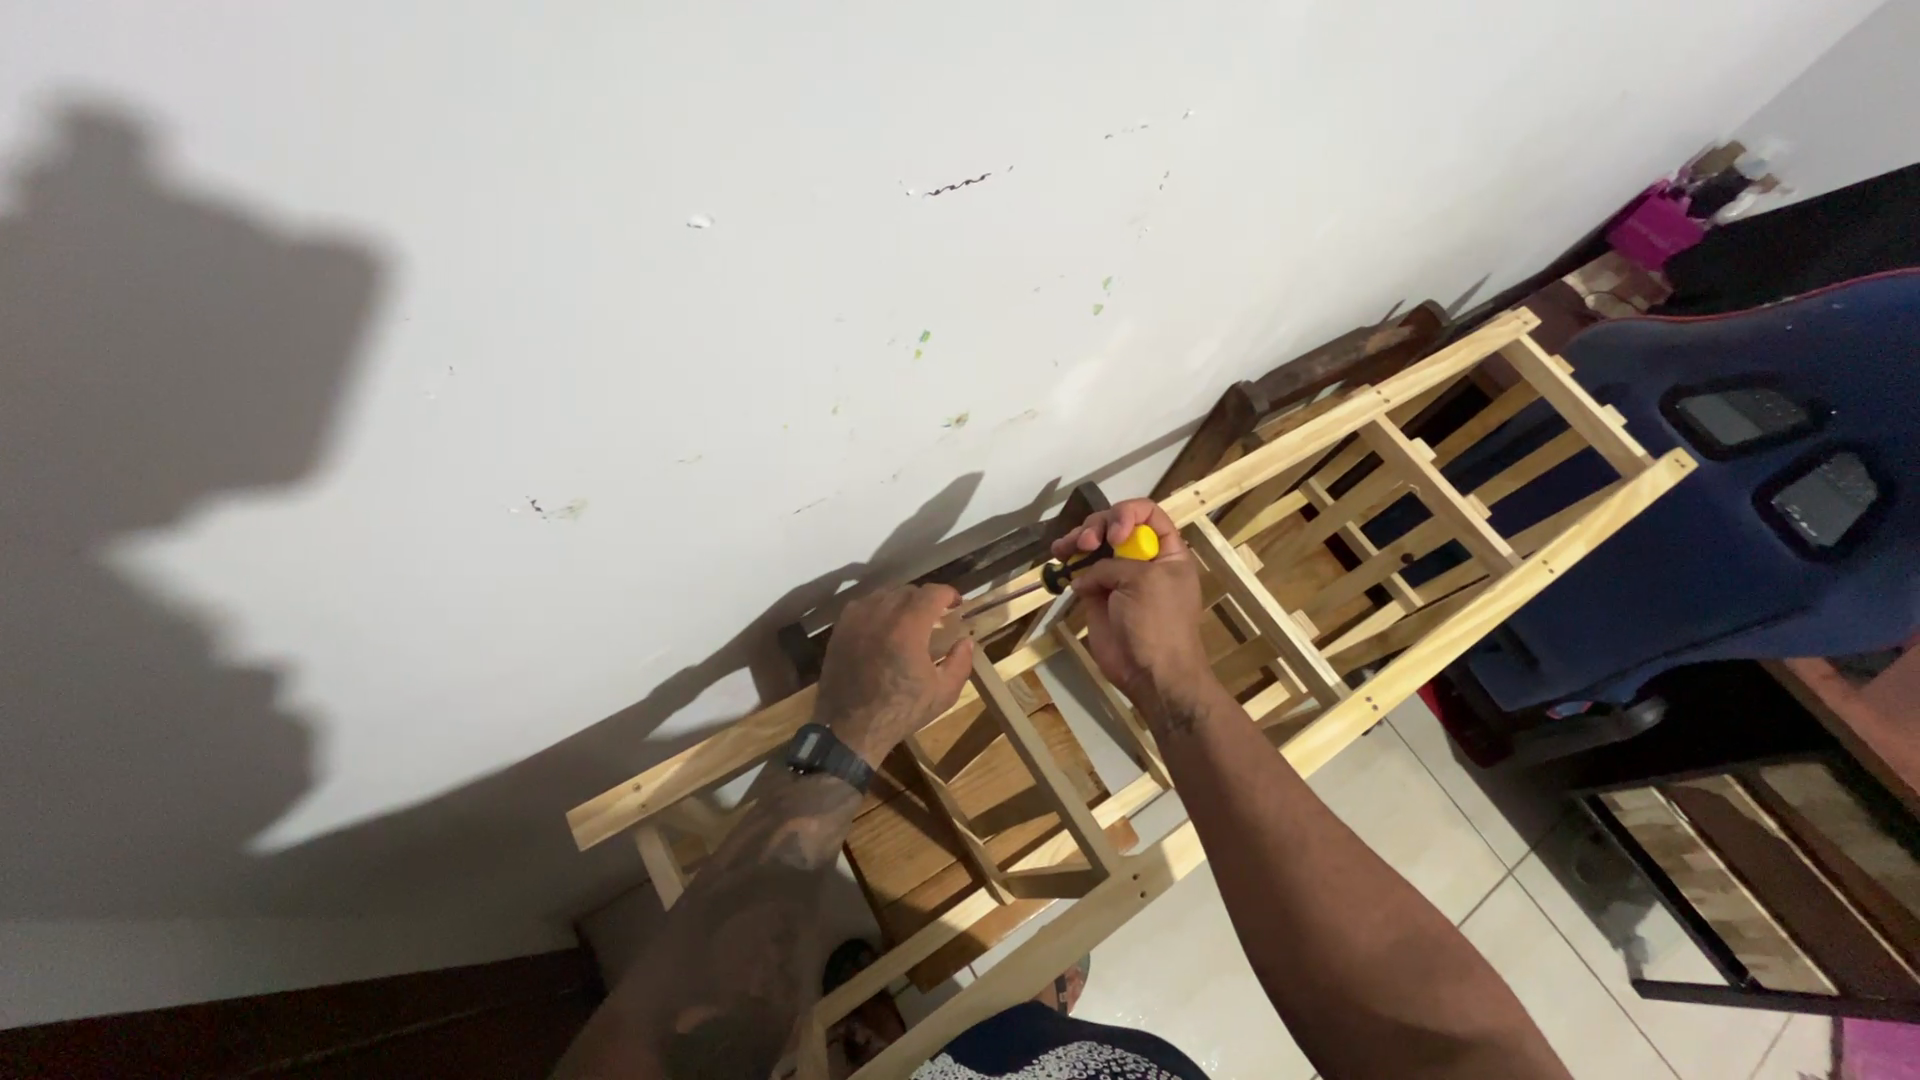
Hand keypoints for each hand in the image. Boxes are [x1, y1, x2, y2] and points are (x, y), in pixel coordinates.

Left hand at [814, 584, 975, 766]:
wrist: (850, 728)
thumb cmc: (899, 712)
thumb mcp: (942, 694)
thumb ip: (960, 663)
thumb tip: (966, 642)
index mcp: (908, 628)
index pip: (932, 593)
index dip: (948, 594)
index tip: (955, 604)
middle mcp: (880, 615)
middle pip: (908, 591)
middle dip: (925, 599)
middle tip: (935, 617)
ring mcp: (857, 620)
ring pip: (884, 594)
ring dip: (901, 602)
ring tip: (908, 620)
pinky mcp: (840, 629)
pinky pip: (863, 605)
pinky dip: (878, 609)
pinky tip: (883, 626)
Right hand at [1050, 498, 1210, 702]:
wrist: (1150, 673)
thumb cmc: (1158, 623)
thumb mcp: (1145, 581)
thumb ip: (1113, 564)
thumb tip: (1085, 575)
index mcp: (1167, 552)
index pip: (1147, 513)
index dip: (1127, 514)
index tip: (1115, 535)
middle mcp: (1142, 559)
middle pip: (1115, 524)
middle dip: (1097, 527)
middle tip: (1086, 543)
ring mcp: (1118, 578)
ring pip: (1094, 545)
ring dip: (1077, 540)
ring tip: (1064, 548)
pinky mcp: (1097, 596)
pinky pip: (1080, 570)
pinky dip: (1068, 563)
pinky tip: (1059, 561)